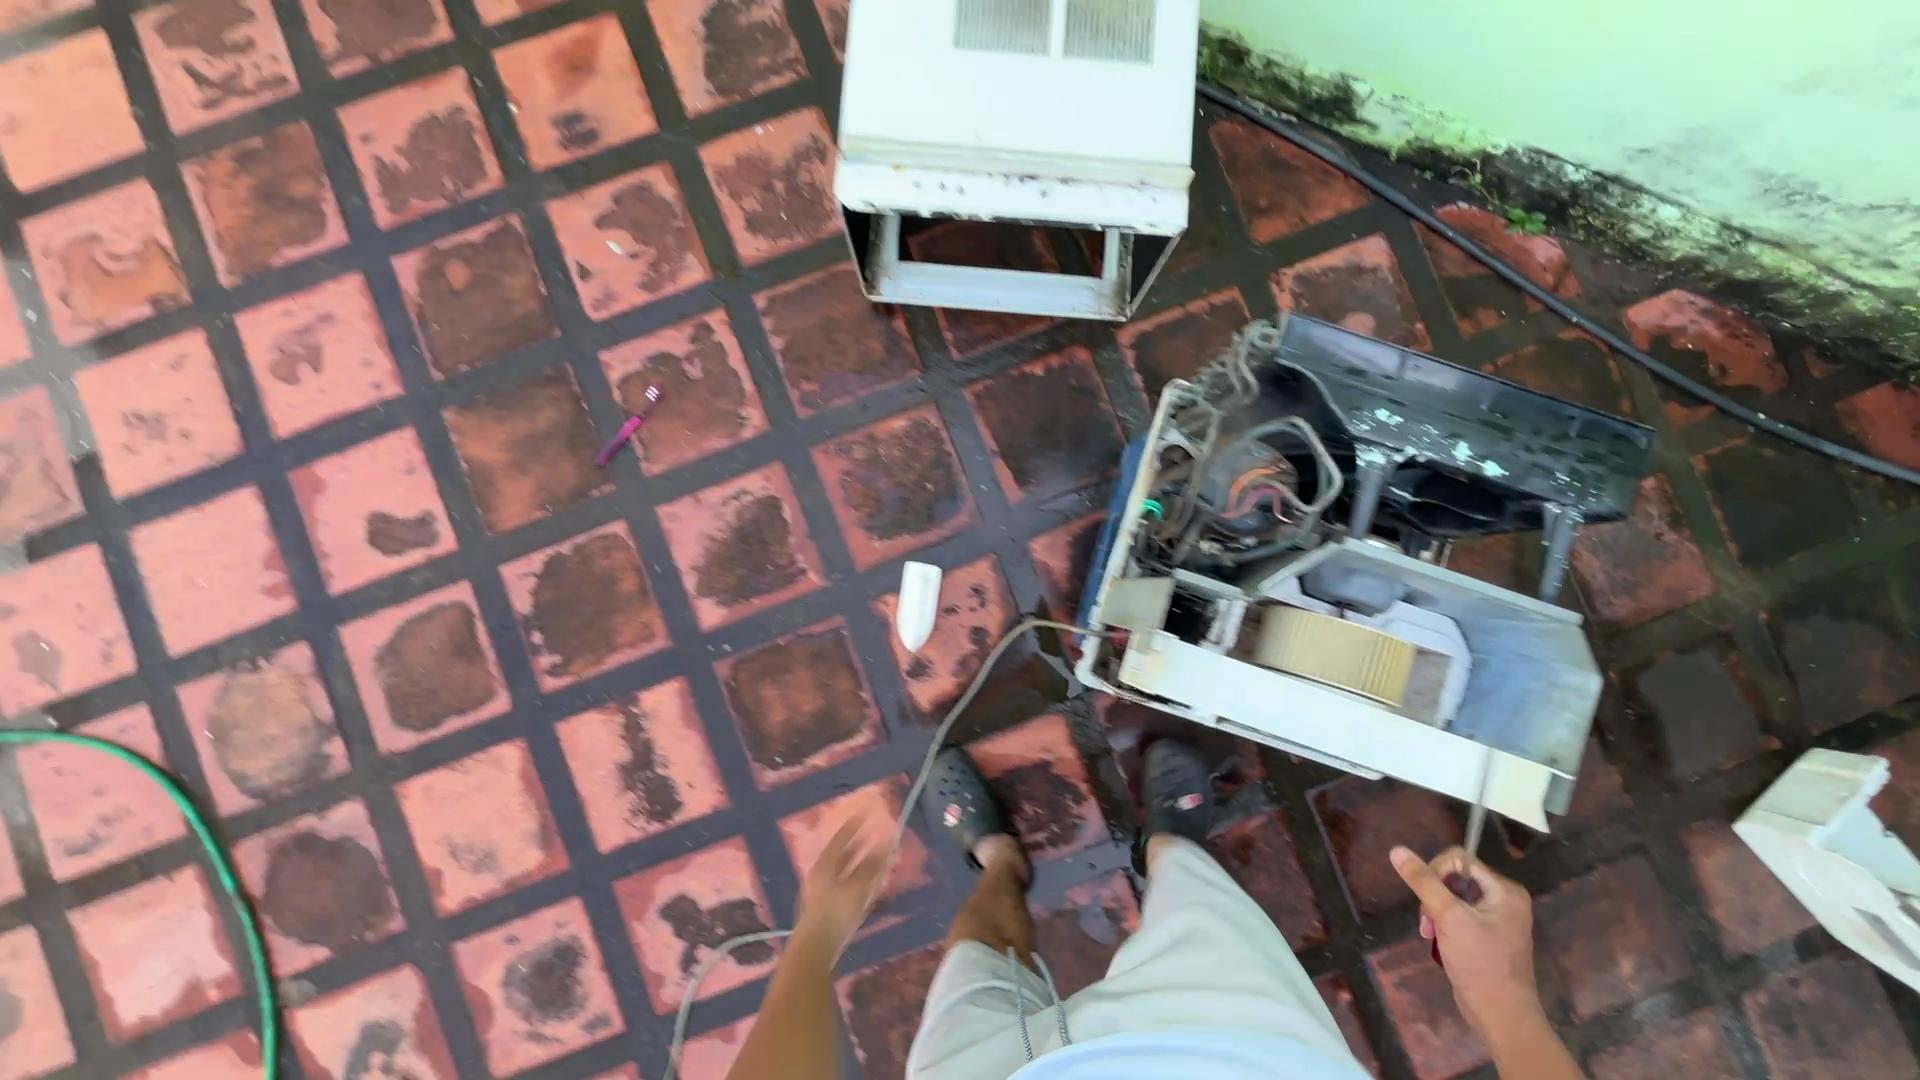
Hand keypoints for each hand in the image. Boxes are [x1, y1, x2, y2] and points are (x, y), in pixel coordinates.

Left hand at [794, 817, 887, 959]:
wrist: (813, 952)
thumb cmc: (834, 914)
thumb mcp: (857, 888)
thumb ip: (872, 864)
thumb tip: (886, 840)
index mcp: (824, 865)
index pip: (841, 838)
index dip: (855, 825)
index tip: (867, 812)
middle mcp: (820, 876)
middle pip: (842, 855)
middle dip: (859, 846)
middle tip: (875, 836)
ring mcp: (822, 893)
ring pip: (844, 872)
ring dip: (861, 864)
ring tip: (877, 859)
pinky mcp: (827, 910)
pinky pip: (846, 887)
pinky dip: (858, 881)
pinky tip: (869, 887)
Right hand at [1390, 846, 1543, 1039]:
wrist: (1501, 1014)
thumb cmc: (1479, 962)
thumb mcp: (1447, 917)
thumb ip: (1423, 881)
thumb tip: (1396, 850)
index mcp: (1505, 890)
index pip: (1458, 860)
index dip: (1435, 873)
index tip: (1427, 900)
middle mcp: (1504, 899)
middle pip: (1453, 877)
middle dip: (1433, 896)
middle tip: (1429, 921)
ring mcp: (1496, 918)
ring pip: (1451, 895)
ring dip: (1434, 911)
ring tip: (1430, 933)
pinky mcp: (1486, 934)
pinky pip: (1457, 913)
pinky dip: (1442, 922)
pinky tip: (1436, 939)